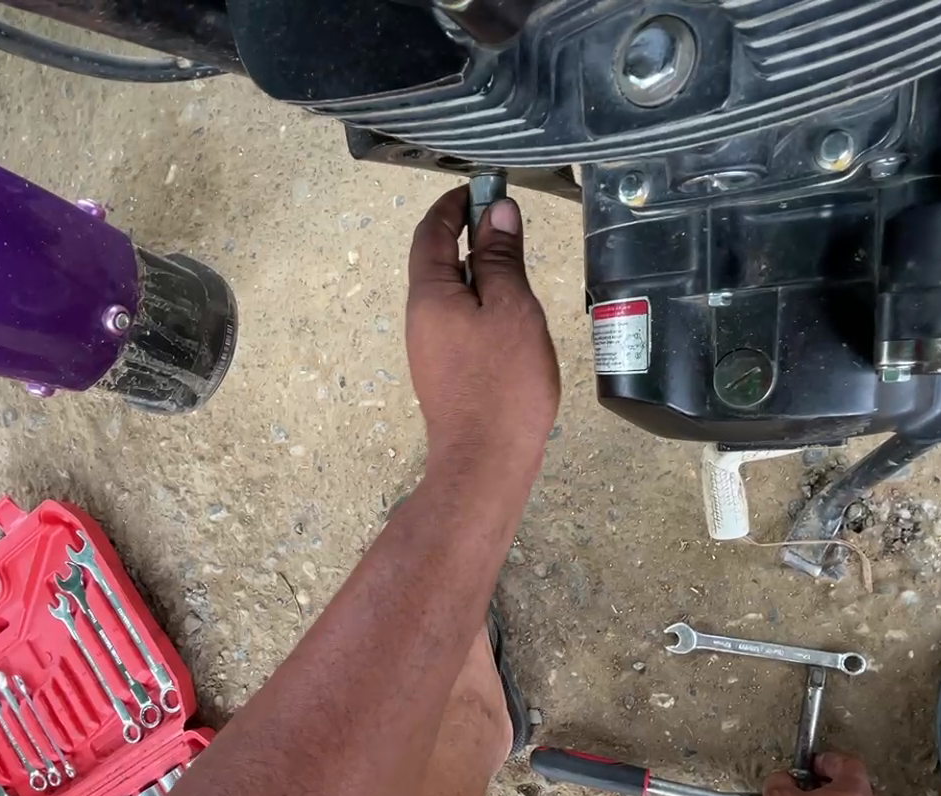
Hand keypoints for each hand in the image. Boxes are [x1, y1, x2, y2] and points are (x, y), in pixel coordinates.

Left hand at [404, 187, 560, 480]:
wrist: (485, 461)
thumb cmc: (502, 384)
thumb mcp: (511, 309)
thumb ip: (501, 258)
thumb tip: (496, 213)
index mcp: (429, 295)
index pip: (431, 232)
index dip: (454, 205)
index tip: (483, 190)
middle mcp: (420, 320)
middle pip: (438, 264)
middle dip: (471, 240)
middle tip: (512, 232)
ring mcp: (430, 350)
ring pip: (453, 298)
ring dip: (480, 278)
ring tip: (520, 279)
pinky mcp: (445, 375)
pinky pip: (460, 326)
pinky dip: (482, 310)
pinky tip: (511, 323)